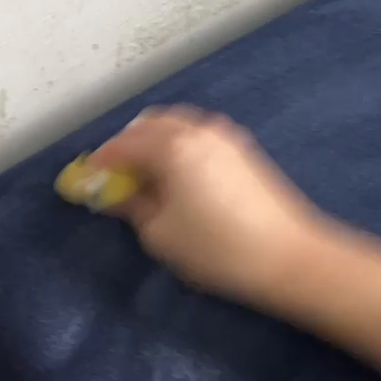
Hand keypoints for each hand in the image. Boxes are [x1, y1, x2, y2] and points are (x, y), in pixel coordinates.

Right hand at [90, 105, 322, 303]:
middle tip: (116, 175)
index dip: (101, 162)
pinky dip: (176, 142)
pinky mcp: (240, 147)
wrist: (292, 258)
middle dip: (125, 145)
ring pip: (173, 123)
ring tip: (146, 173)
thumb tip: (114, 193)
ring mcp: (221, 134)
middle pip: (146, 124)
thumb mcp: (161, 234)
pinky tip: (178, 172)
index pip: (122, 145)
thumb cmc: (218, 249)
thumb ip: (131, 206)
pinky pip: (194, 131)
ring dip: (151, 140)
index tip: (89, 180)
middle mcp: (194, 130)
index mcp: (170, 147)